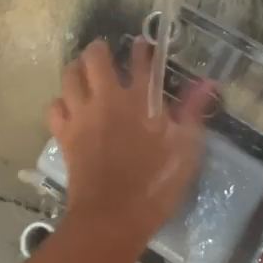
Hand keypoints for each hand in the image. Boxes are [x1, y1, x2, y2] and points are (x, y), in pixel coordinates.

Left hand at [47, 38, 211, 252]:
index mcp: (139, 100)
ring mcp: (81, 115)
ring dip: (76, 69)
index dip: (142, 49)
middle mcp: (106, 99)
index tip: (143, 44)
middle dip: (99, 50)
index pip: (140, 62)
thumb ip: (193, 113)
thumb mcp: (185, 151)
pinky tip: (70, 108)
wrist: (111, 218)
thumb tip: (208, 84)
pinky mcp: (64, 135)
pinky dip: (61, 103)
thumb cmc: (154, 185)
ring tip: (84, 73)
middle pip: (94, 58)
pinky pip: (55, 107)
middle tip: (105, 55)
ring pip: (69, 76)